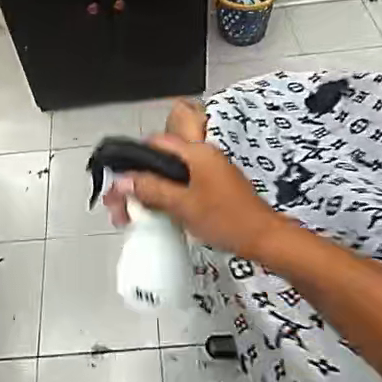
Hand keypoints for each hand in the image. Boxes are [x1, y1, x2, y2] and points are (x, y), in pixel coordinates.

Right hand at [102, 100, 290, 258]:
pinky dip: (167, 198)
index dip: (134, 158)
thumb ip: (151, 189)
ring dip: (150, 192)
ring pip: (171, 176)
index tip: (119, 179)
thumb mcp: (182, 205)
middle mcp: (204, 157)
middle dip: (138, 181)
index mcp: (197, 152)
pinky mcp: (214, 188)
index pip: (157, 143)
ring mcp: (210, 173)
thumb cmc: (228, 219)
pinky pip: (183, 186)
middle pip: (162, 161)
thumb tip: (125, 179)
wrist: (261, 238)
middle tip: (121, 206)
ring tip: (133, 215)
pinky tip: (156, 216)